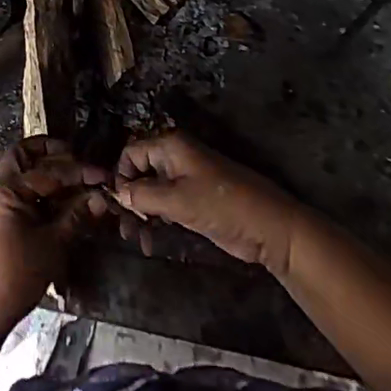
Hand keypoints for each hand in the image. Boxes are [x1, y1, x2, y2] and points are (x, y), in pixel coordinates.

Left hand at [0, 136, 110, 337]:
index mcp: (7, 190)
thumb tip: (102, 198)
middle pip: (22, 157)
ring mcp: (4, 204)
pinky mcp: (9, 218)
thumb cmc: (18, 272)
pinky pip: (28, 193)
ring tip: (80, 178)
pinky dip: (47, 191)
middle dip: (49, 151)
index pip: (46, 170)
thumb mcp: (53, 243)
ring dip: (49, 171)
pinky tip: (70, 200)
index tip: (101, 175)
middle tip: (78, 156)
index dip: (76, 171)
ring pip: (25, 174)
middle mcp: (2, 190)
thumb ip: (76, 217)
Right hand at [111, 131, 309, 277]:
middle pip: (138, 174)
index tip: (117, 203)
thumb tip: (117, 193)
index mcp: (171, 147)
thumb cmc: (223, 206)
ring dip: (140, 216)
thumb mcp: (177, 199)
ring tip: (136, 240)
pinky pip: (164, 207)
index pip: (130, 153)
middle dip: (128, 201)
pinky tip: (150, 243)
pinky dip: (155, 222)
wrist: (272, 230)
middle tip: (124, 229)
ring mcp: (184, 182)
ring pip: (150, 193)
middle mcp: (175, 159)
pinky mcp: (193, 202)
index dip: (121, 176)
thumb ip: (141, 195)